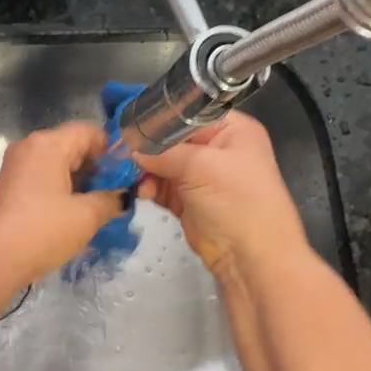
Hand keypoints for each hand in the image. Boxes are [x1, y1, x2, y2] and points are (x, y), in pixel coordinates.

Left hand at [0, 122, 126, 285]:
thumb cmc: (43, 231)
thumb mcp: (87, 216)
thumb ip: (111, 199)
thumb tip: (122, 196)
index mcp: (47, 144)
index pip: (89, 131)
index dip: (112, 150)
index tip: (127, 175)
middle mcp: (29, 147)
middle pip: (72, 146)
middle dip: (97, 168)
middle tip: (116, 195)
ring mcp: (15, 167)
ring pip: (57, 164)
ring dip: (80, 182)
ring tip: (98, 208)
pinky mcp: (9, 187)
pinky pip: (43, 178)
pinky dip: (61, 190)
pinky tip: (74, 215)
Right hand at [133, 111, 311, 274]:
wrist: (250, 257)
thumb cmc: (236, 202)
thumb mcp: (201, 166)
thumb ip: (162, 152)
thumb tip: (128, 147)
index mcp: (231, 129)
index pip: (188, 112)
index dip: (158, 116)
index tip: (126, 120)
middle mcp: (217, 148)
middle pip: (171, 139)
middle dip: (146, 147)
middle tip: (119, 152)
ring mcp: (201, 176)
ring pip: (162, 163)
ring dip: (145, 170)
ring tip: (131, 177)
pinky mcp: (188, 200)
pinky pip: (161, 186)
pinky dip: (149, 188)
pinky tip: (141, 192)